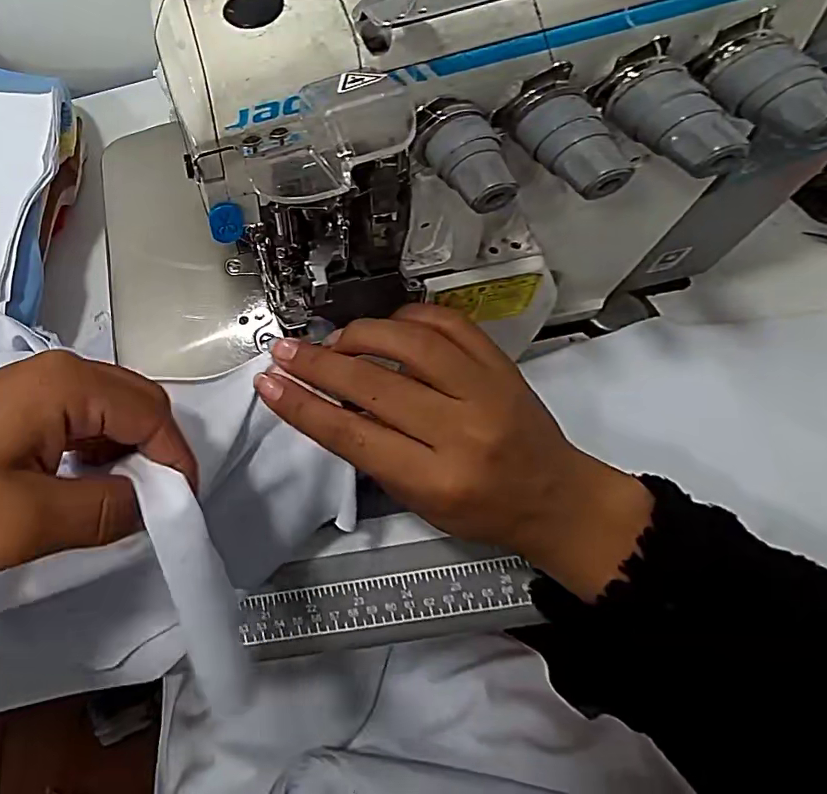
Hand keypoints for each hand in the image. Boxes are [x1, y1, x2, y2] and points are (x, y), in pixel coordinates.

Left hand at [0, 351, 198, 616]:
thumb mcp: (29, 523)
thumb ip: (105, 511)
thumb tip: (150, 503)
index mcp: (68, 384)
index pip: (151, 414)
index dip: (174, 463)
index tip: (178, 514)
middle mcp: (59, 369)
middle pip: (138, 402)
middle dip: (154, 454)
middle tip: (148, 509)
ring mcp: (37, 381)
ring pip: (112, 408)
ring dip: (127, 452)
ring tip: (114, 503)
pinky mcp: (20, 399)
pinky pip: (83, 415)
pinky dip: (98, 448)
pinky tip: (79, 484)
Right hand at [254, 304, 650, 599]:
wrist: (557, 497)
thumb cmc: (482, 510)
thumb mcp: (418, 498)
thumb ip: (371, 450)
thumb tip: (323, 398)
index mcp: (438, 480)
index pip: (353, 435)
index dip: (303, 405)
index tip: (270, 384)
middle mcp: (464, 431)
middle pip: (373, 384)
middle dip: (317, 363)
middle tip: (286, 350)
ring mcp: (487, 389)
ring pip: (408, 343)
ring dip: (358, 334)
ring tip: (335, 340)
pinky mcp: (500, 362)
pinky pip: (446, 322)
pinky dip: (406, 317)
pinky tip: (385, 326)